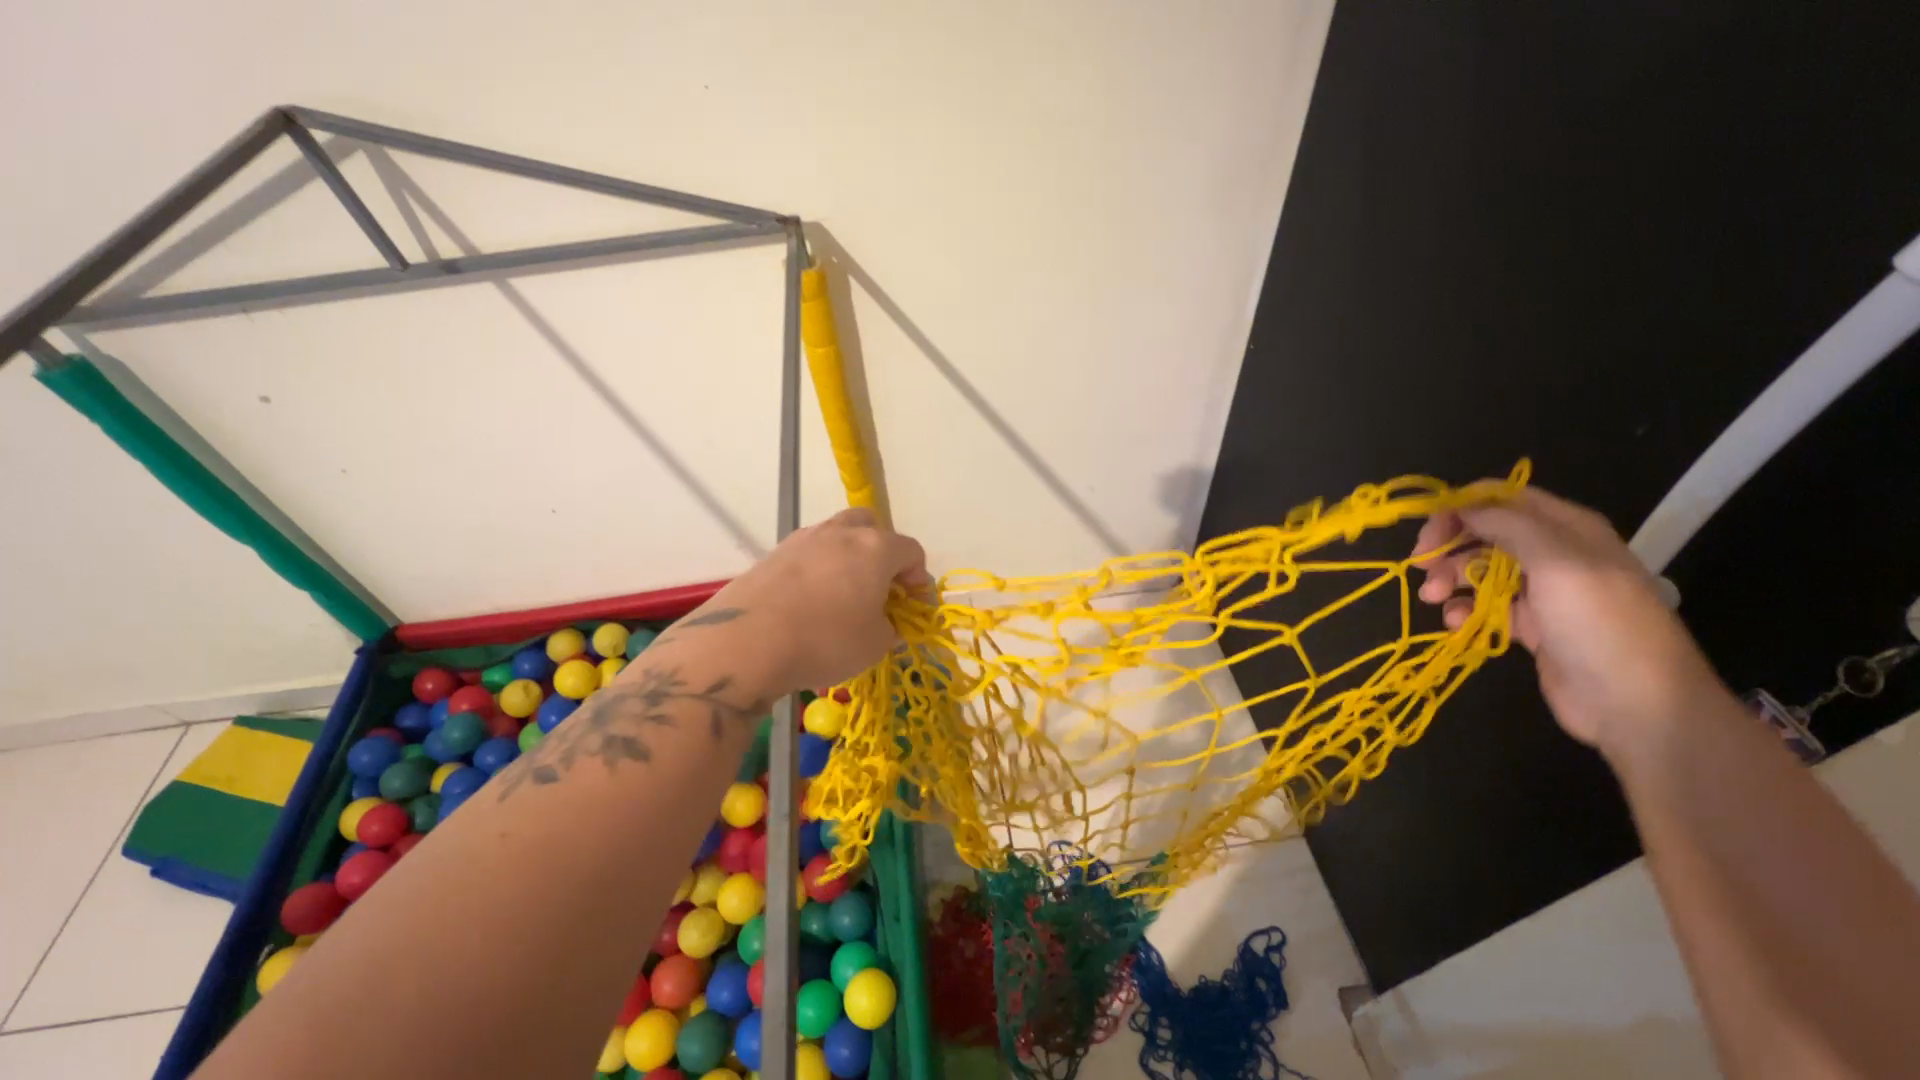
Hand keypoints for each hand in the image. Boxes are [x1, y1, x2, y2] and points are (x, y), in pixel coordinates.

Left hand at [688, 508, 928, 693]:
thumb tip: (884, 621)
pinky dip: (817, 570)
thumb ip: (889, 628)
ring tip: (843, 595)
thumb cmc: (825, 640)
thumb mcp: (874, 645)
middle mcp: (840, 533)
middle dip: (882, 553)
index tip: (915, 605)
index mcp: (876, 548)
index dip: (918, 578)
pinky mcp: (773, 554)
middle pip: (871, 527)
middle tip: (880, 588)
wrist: (747, 641)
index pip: (911, 551)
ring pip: (836, 536)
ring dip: (846, 558)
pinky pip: (807, 555)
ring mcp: (803, 539)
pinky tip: (810, 602)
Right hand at [1414, 487, 1723, 752]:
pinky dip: (1466, 611)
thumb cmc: (1598, 623)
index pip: (1504, 499)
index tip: (1428, 532)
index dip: (1461, 507)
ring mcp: (1545, 593)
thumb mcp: (1557, 562)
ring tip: (1433, 600)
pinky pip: (1489, 608)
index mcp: (1568, 529)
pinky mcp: (1535, 629)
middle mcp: (1556, 554)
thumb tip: (1465, 507)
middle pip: (1488, 534)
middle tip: (1421, 568)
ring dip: (1452, 579)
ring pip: (1483, 571)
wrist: (1636, 704)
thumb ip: (1509, 526)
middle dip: (1451, 546)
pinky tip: (1456, 624)